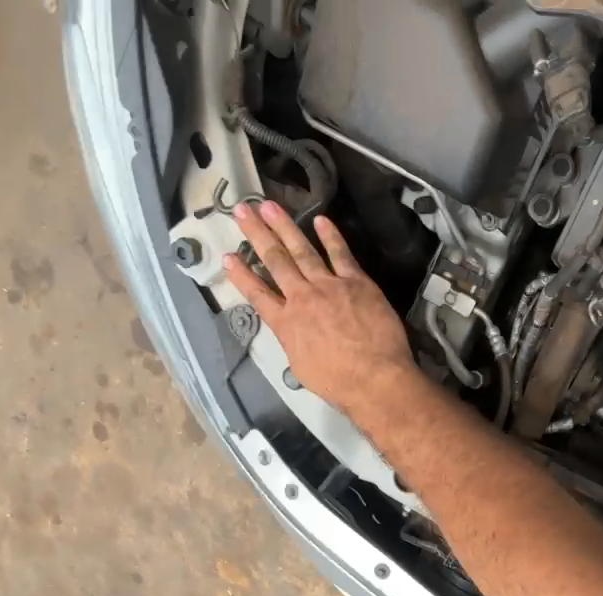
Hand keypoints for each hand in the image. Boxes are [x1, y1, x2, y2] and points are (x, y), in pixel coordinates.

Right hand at [224, 201, 423, 418]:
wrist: (374, 378)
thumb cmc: (338, 383)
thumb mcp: (302, 368)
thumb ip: (294, 343)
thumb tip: (294, 333)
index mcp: (286, 324)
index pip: (257, 294)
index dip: (241, 275)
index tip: (227, 257)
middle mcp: (302, 299)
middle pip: (275, 261)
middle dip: (257, 234)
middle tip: (242, 210)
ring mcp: (329, 287)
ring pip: (302, 250)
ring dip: (284, 226)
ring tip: (268, 206)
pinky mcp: (357, 283)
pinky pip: (341, 254)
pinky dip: (330, 236)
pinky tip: (320, 220)